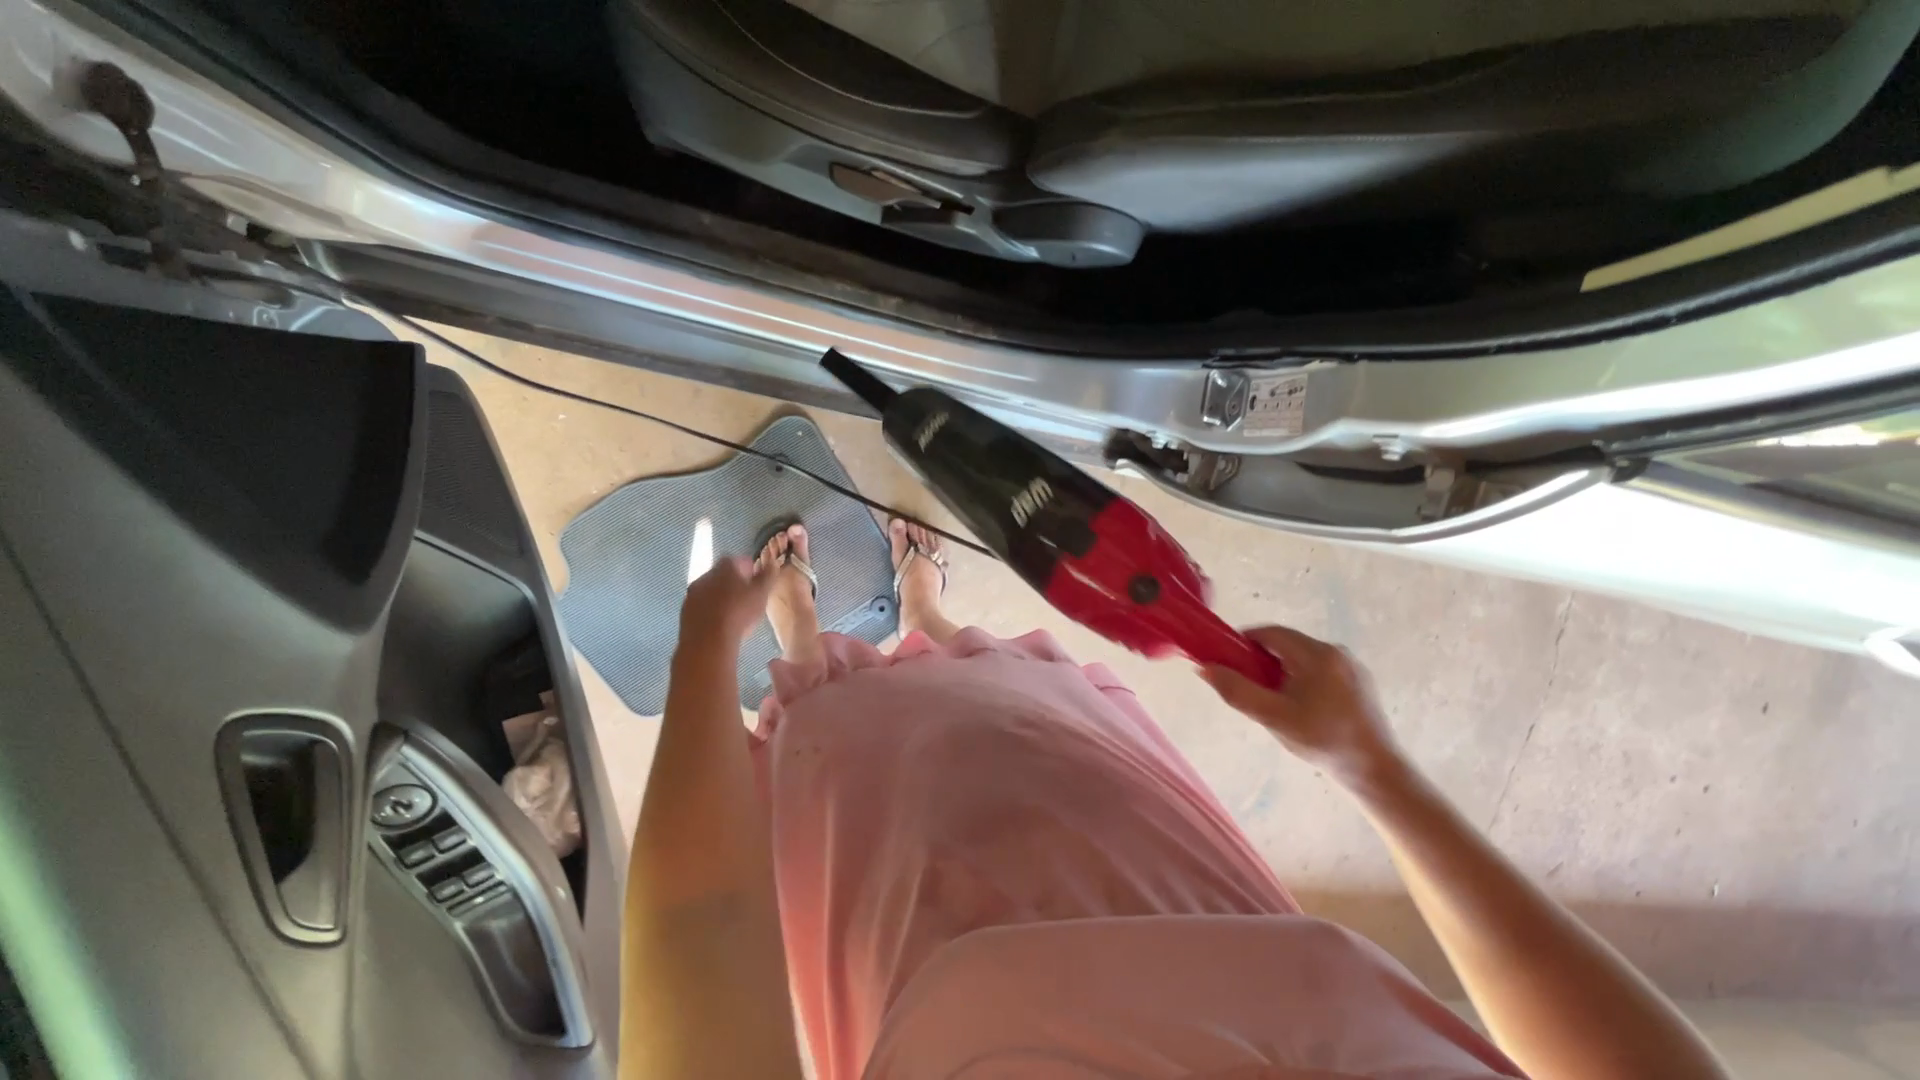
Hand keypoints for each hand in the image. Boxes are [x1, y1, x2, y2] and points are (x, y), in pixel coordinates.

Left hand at [677, 555, 774, 653]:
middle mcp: (705, 576)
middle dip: (733, 582)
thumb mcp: (761, 593)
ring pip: (709, 591)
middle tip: (746, 594)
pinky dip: (710, 610)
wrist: (708, 640)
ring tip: (733, 611)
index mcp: (724, 567)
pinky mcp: (684, 612)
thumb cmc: (739, 613)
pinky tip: (719, 622)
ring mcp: (692, 594)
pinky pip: (701, 607)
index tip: (755, 577)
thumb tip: (772, 562)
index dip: (747, 567)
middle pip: (721, 575)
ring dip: (720, 597)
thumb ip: (768, 576)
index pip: (736, 560)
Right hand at [1199, 626, 1403, 786]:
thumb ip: (1237, 691)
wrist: (1374, 769)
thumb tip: (1206, 667)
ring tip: (1276, 705)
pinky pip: (1319, 671)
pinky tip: (1302, 711)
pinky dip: (1301, 681)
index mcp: (1316, 653)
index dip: (1243, 644)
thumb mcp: (1273, 717)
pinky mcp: (1358, 681)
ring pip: (1301, 659)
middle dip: (1262, 662)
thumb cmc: (1322, 741)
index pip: (1269, 633)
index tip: (1229, 665)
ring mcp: (1350, 666)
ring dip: (1281, 673)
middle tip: (1252, 691)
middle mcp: (1335, 651)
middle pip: (1285, 645)